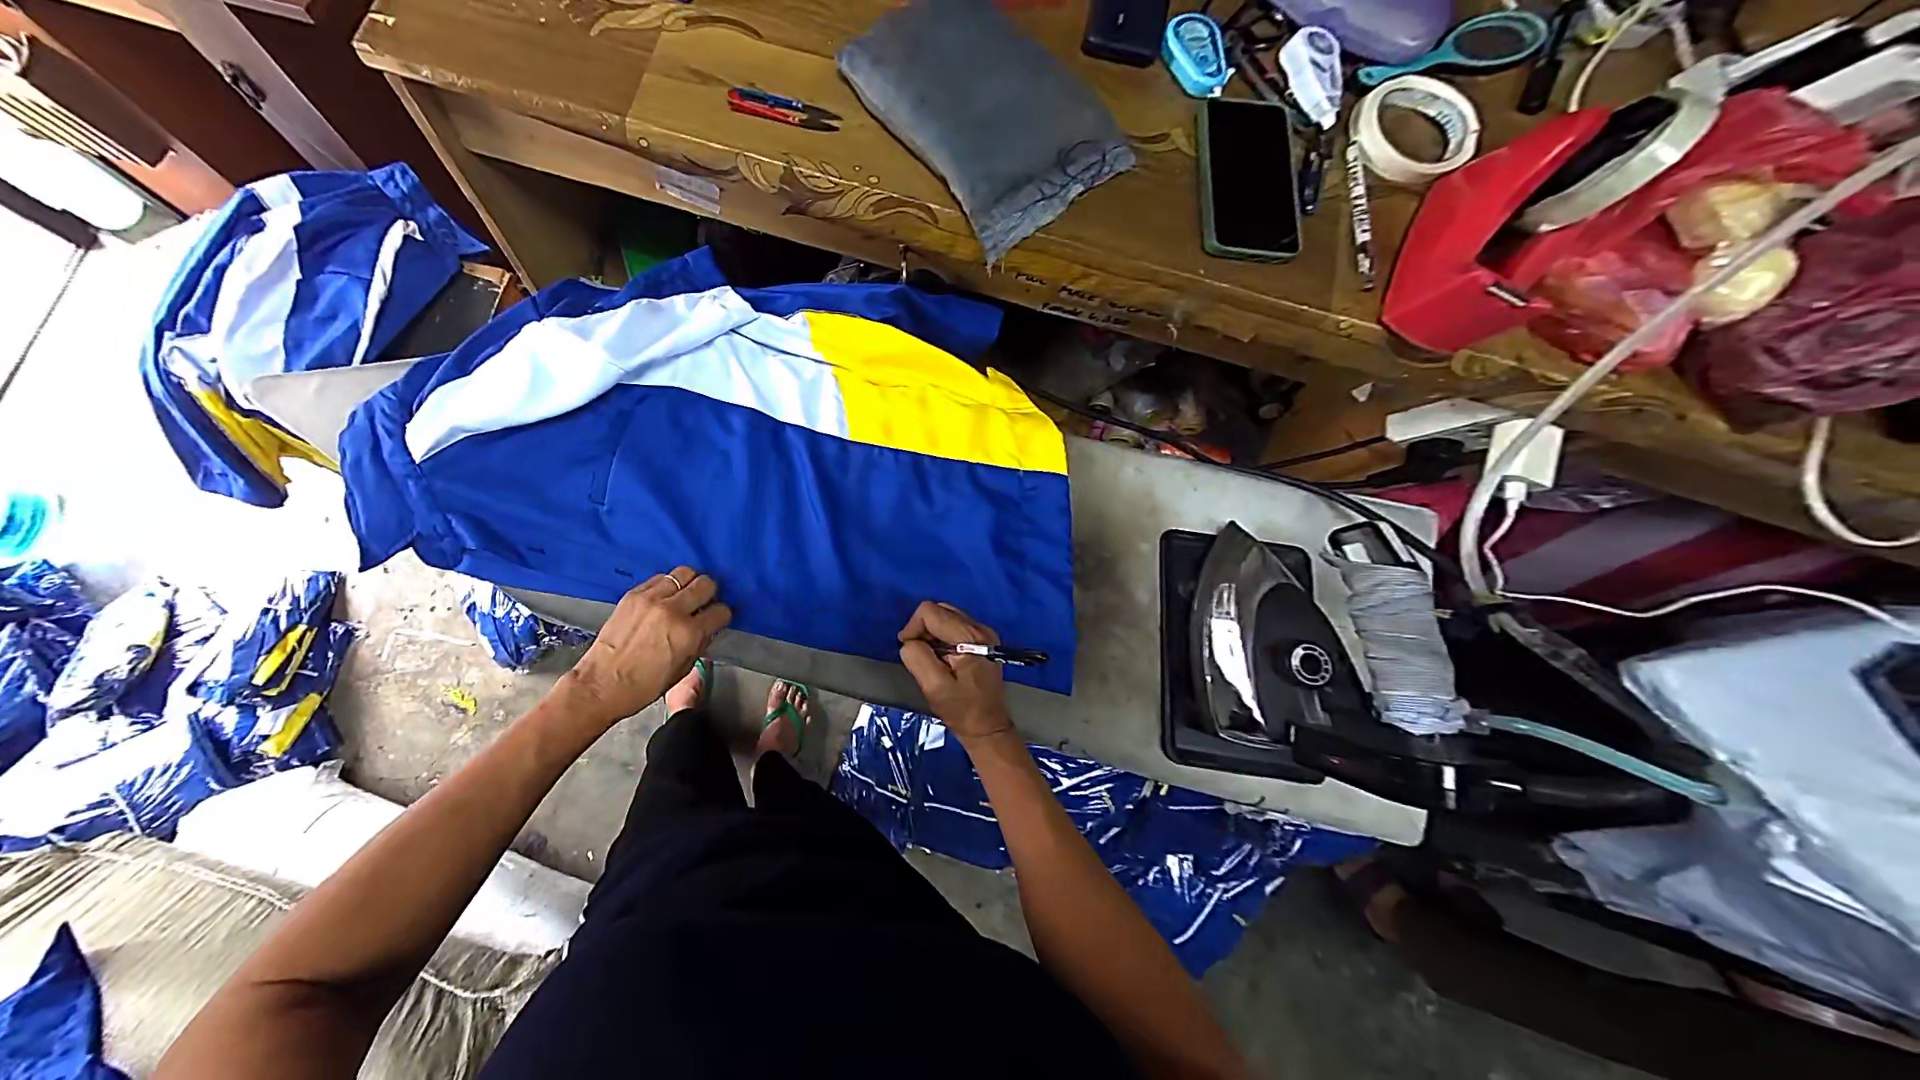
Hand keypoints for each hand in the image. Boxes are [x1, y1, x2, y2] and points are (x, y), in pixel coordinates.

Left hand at [560, 566, 730, 725]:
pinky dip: (667, 585)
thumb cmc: (644, 685)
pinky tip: (664, 597)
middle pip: (706, 584)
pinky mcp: (633, 595)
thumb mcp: (684, 668)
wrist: (602, 685)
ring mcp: (651, 599)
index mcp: (689, 633)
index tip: (717, 618)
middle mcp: (673, 611)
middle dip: (710, 593)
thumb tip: (707, 628)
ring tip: (684, 595)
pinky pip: (660, 578)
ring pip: (684, 573)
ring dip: (689, 583)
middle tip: (704, 602)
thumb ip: (700, 643)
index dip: (722, 616)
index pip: (721, 611)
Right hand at [897, 601, 1014, 744]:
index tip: (911, 651)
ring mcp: (983, 633)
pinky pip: (953, 627)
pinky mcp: (982, 641)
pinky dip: (941, 639)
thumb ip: (918, 658)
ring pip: (945, 617)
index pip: (930, 612)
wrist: (988, 727)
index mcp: (971, 637)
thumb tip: (909, 641)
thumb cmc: (962, 710)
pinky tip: (942, 659)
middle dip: (922, 630)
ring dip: (931, 635)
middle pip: (939, 611)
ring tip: (932, 660)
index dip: (913, 628)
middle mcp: (980, 628)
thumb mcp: (934, 687)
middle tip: (922, 657)